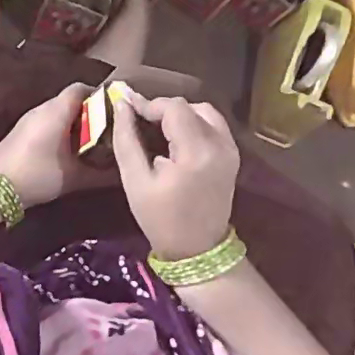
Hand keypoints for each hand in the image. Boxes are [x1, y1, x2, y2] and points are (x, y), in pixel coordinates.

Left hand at [0, 83, 114, 207]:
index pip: (82, 89)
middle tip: (110, 132)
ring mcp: (29, 120)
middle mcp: (42, 109)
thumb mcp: (73, 177)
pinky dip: (60, 132)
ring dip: (75, 125)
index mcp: (57, 110)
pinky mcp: (21, 132)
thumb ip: (101, 174)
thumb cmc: (37, 174)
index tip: (116, 112)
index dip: (100, 96)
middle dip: (91, 114)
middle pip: (71, 101)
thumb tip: (124, 172)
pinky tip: (69, 152)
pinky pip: (47, 124)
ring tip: (93, 143)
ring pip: (58, 114)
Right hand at [112, 94, 238, 259]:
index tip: (126, 108)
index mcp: (197, 152)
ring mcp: (231, 149)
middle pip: (189, 106)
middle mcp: (220, 144)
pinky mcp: (233, 155)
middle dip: (162, 108)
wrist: (198, 250)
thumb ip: (126, 140)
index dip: (148, 104)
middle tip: (137, 119)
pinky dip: (193, 123)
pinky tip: (174, 137)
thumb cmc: (161, 220)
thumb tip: (122, 106)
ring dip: (179, 114)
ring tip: (155, 127)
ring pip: (204, 112)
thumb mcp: (135, 181)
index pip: (173, 109)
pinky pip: (213, 125)